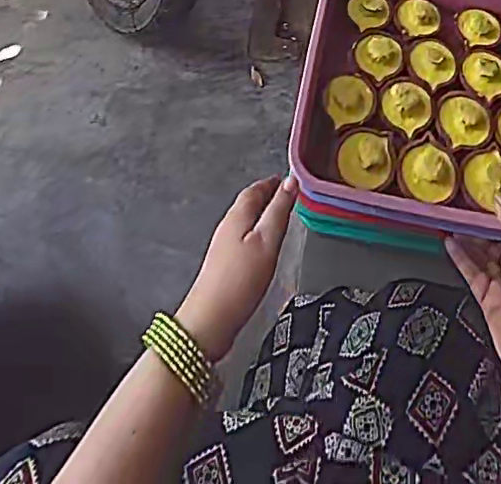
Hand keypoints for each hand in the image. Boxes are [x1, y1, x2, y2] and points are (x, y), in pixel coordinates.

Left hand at [177, 175, 298, 360]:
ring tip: (277, 214)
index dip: (272, 183)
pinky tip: (262, 244)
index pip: (255, 190)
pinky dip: (255, 231)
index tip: (287, 179)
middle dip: (266, 196)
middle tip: (284, 193)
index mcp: (237, 216)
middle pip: (247, 203)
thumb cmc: (240, 281)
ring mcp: (222, 246)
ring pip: (244, 220)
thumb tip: (290, 182)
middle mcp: (227, 227)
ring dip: (260, 213)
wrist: (210, 321)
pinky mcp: (222, 264)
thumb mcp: (267, 241)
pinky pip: (242, 237)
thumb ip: (279, 210)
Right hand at [445, 203, 500, 385]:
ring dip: (467, 241)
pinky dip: (460, 259)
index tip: (481, 200)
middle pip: (496, 244)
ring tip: (450, 222)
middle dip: (480, 228)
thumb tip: (500, 200)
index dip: (498, 217)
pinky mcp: (488, 303)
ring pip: (482, 258)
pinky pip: (472, 275)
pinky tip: (450, 244)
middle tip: (460, 210)